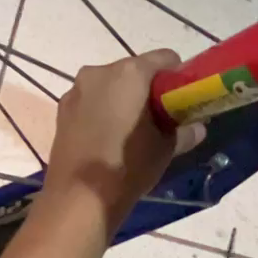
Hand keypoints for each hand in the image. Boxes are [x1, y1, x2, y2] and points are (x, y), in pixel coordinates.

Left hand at [44, 48, 203, 219]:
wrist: (79, 198)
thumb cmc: (128, 166)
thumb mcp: (165, 148)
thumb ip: (184, 130)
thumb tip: (197, 127)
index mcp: (129, 72)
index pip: (166, 59)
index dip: (176, 79)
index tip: (179, 102)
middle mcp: (98, 72)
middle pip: (133, 71)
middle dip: (146, 90)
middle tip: (156, 120)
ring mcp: (75, 91)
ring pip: (109, 87)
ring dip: (121, 101)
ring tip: (129, 132)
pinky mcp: (61, 111)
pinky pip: (90, 103)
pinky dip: (101, 112)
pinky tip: (105, 139)